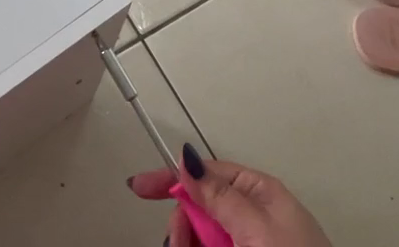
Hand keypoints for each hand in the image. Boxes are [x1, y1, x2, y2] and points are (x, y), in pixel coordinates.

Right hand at [128, 144, 332, 246]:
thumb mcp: (256, 228)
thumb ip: (220, 196)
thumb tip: (187, 160)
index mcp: (259, 193)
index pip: (205, 173)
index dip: (171, 178)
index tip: (139, 187)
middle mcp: (254, 215)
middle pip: (200, 209)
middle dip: (183, 227)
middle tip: (178, 246)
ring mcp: (250, 244)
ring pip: (203, 237)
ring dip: (191, 244)